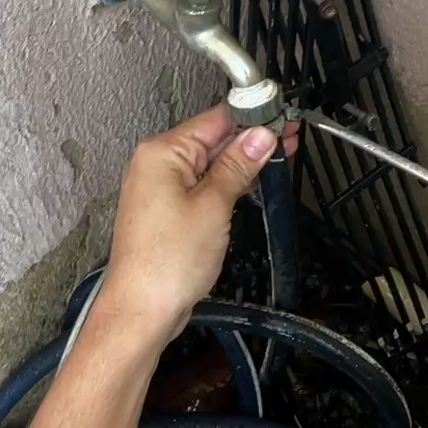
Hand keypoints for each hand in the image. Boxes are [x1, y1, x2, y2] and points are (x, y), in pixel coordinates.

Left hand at [95, 104, 282, 343]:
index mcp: (162, 153)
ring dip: (241, 161)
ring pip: (208, 163)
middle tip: (286, 137)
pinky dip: (225, 182)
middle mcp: (155, 165)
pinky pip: (201, 185)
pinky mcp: (166, 210)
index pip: (215, 119)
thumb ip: (238, 166)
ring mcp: (159, 188)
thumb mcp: (214, 206)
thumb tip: (259, 136)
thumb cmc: (165, 264)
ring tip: (275, 157)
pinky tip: (248, 182)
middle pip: (211, 139)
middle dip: (250, 139)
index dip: (252, 117)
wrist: (142, 310)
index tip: (279, 118)